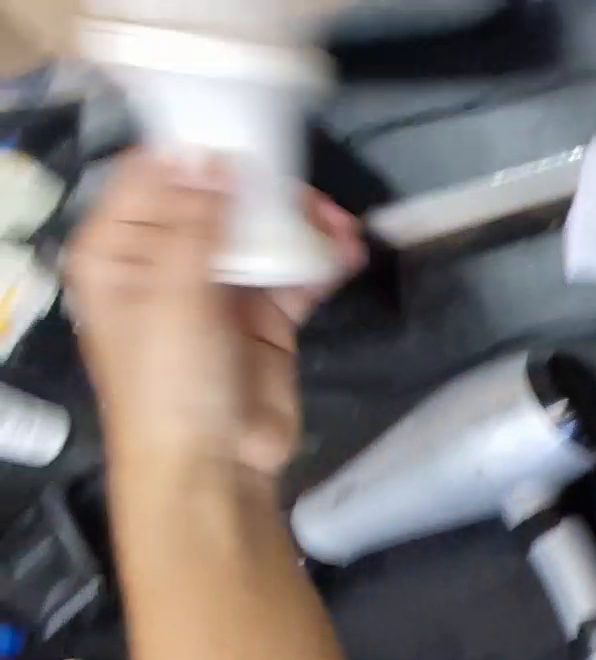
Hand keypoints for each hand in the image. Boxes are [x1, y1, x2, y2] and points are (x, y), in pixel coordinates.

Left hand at [66, 153, 364, 478]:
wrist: (215, 454)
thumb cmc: (173, 377)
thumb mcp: (174, 296)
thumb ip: (196, 228)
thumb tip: (217, 162)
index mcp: (121, 249)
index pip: (155, 181)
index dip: (199, 158)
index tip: (251, 143)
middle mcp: (170, 263)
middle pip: (221, 209)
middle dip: (266, 197)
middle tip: (311, 197)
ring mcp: (223, 293)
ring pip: (265, 243)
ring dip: (303, 231)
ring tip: (342, 226)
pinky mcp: (269, 321)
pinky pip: (298, 281)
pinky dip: (322, 266)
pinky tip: (347, 254)